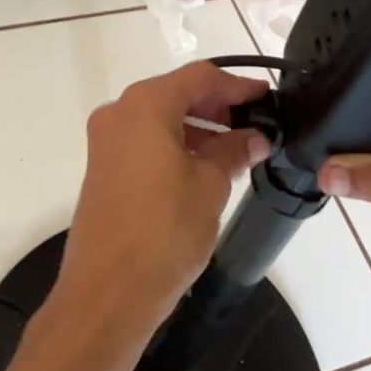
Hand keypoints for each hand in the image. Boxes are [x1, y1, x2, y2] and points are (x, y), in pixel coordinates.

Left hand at [55, 62, 273, 329]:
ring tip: (238, 151)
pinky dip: (176, 146)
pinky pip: (145, 142)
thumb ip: (233, 151)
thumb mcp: (210, 186)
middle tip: (256, 127)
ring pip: (160, 119)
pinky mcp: (103, 169)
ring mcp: (106, 142)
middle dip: (218, 107)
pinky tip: (206, 168)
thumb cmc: (164, 231)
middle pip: (176, 94)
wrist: (107, 292)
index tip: (267, 99)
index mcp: (145, 105)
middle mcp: (119, 113)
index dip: (237, 86)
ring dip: (199, 128)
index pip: (199, 77)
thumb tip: (253, 137)